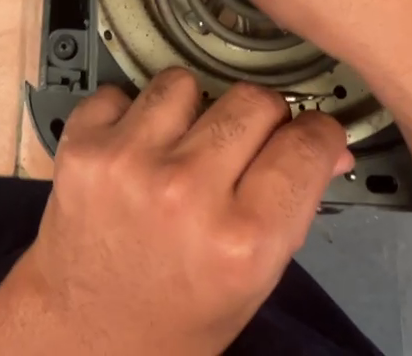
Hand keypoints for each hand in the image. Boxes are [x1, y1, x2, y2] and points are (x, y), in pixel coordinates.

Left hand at [5, 70, 350, 354]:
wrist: (87, 328)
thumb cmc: (176, 313)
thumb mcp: (253, 278)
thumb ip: (292, 207)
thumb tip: (327, 146)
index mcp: (241, 241)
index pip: (305, 146)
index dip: (317, 135)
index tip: (312, 132)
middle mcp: (185, 193)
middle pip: (252, 101)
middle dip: (261, 116)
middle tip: (247, 140)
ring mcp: (128, 163)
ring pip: (185, 82)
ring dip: (191, 107)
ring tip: (182, 144)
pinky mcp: (84, 145)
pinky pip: (121, 91)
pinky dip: (130, 113)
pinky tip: (134, 148)